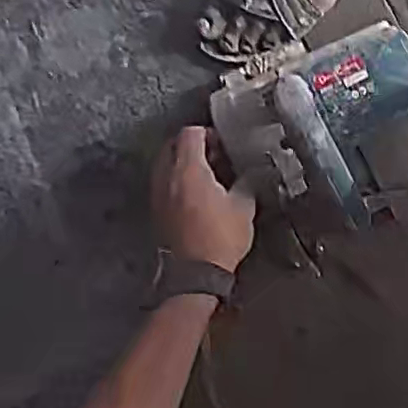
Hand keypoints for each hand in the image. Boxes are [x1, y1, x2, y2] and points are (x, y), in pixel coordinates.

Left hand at [151, 126, 255, 271]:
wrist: (195, 274)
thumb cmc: (221, 238)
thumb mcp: (244, 208)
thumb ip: (246, 182)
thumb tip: (251, 173)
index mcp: (188, 170)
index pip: (190, 134)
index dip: (208, 133)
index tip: (222, 144)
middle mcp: (167, 177)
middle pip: (173, 145)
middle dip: (193, 145)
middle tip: (214, 155)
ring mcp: (158, 194)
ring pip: (165, 163)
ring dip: (183, 162)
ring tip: (206, 174)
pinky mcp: (156, 210)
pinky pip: (163, 182)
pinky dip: (177, 179)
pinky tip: (196, 194)